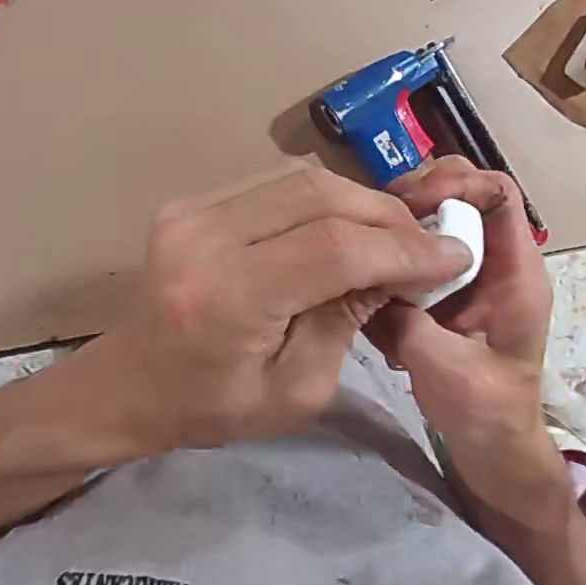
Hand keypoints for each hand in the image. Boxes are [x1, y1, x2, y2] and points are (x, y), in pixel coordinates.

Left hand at [86, 161, 477, 451]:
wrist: (131, 382)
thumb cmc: (211, 406)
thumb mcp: (297, 388)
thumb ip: (348, 320)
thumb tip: (400, 265)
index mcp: (227, 297)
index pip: (334, 248)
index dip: (403, 248)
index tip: (454, 256)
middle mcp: (202, 238)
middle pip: (317, 196)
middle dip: (385, 216)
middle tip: (425, 243)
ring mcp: (188, 211)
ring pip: (297, 178)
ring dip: (355, 202)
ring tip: (389, 235)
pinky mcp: (186, 203)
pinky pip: (270, 182)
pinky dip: (317, 199)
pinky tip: (339, 227)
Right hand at [364, 157, 565, 526]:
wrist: (491, 447)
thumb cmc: (487, 413)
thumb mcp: (450, 373)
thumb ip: (411, 326)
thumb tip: (367, 283)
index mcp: (514, 273)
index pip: (498, 193)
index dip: (456, 183)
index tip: (407, 204)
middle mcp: (489, 261)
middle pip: (460, 192)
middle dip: (415, 195)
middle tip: (375, 219)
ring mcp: (461, 273)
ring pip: (429, 217)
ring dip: (395, 222)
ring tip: (364, 244)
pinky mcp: (436, 288)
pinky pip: (409, 249)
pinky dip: (386, 251)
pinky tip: (367, 276)